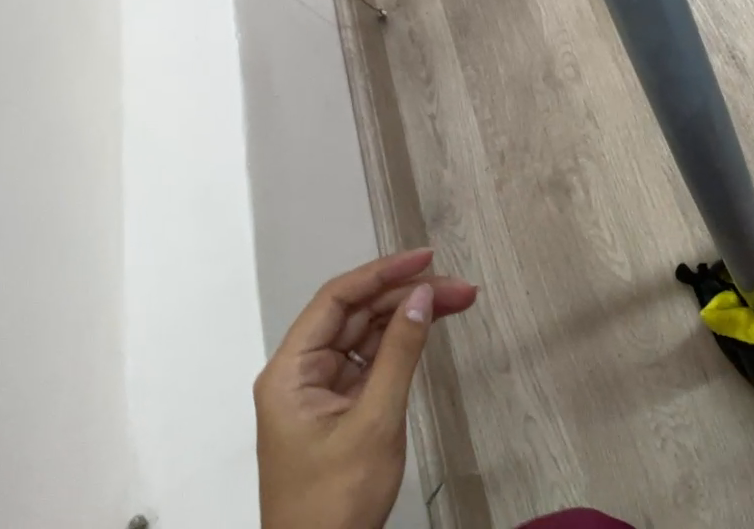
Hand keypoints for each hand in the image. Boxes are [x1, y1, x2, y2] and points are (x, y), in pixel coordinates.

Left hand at [255, 250, 477, 528]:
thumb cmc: (338, 495)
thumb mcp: (374, 421)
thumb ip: (399, 353)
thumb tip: (424, 294)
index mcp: (291, 371)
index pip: (336, 300)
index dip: (382, 272)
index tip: (427, 258)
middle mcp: (302, 372)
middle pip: (356, 314)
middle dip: (407, 294)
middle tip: (462, 289)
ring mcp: (322, 389)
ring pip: (368, 333)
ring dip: (411, 315)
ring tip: (460, 301)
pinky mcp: (342, 406)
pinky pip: (372, 359)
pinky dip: (403, 342)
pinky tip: (432, 327)